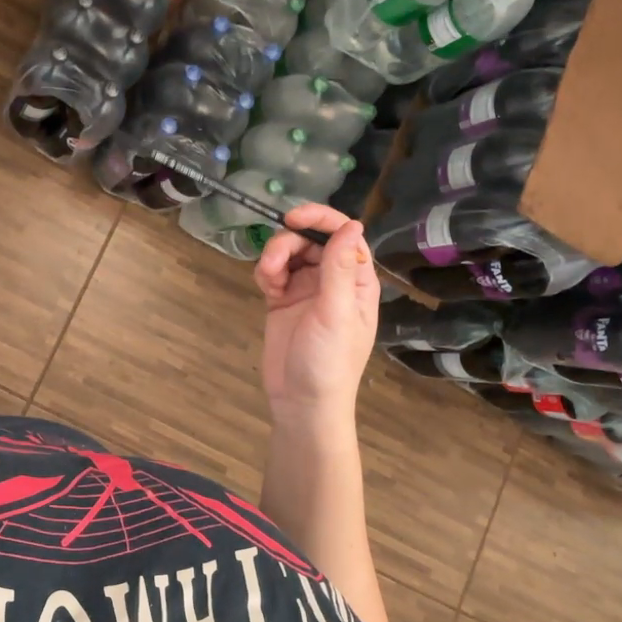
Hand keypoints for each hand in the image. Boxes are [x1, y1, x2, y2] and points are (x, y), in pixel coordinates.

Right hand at [254, 205, 379, 417]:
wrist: (301, 403)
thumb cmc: (328, 362)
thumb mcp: (336, 314)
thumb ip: (340, 269)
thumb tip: (352, 224)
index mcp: (357, 281)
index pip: (343, 235)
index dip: (321, 219)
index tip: (292, 218)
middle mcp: (333, 281)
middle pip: (311, 240)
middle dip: (289, 242)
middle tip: (272, 260)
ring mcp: (306, 290)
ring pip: (289, 253)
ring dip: (274, 256)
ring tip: (266, 278)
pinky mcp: (282, 301)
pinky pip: (274, 271)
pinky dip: (266, 272)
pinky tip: (264, 287)